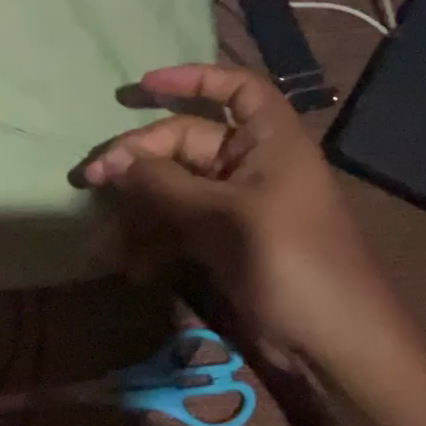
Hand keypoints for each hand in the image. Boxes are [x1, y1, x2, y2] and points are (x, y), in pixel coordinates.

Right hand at [82, 64, 416, 372]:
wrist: (333, 346)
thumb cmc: (294, 264)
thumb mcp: (227, 218)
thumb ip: (167, 185)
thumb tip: (115, 161)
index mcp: (270, 145)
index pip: (236, 90)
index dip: (192, 79)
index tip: (140, 87)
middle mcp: (249, 167)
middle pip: (182, 143)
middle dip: (136, 160)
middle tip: (92, 179)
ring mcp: (231, 208)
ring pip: (169, 189)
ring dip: (135, 210)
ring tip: (104, 238)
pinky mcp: (218, 243)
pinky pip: (172, 228)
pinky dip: (149, 243)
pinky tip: (132, 267)